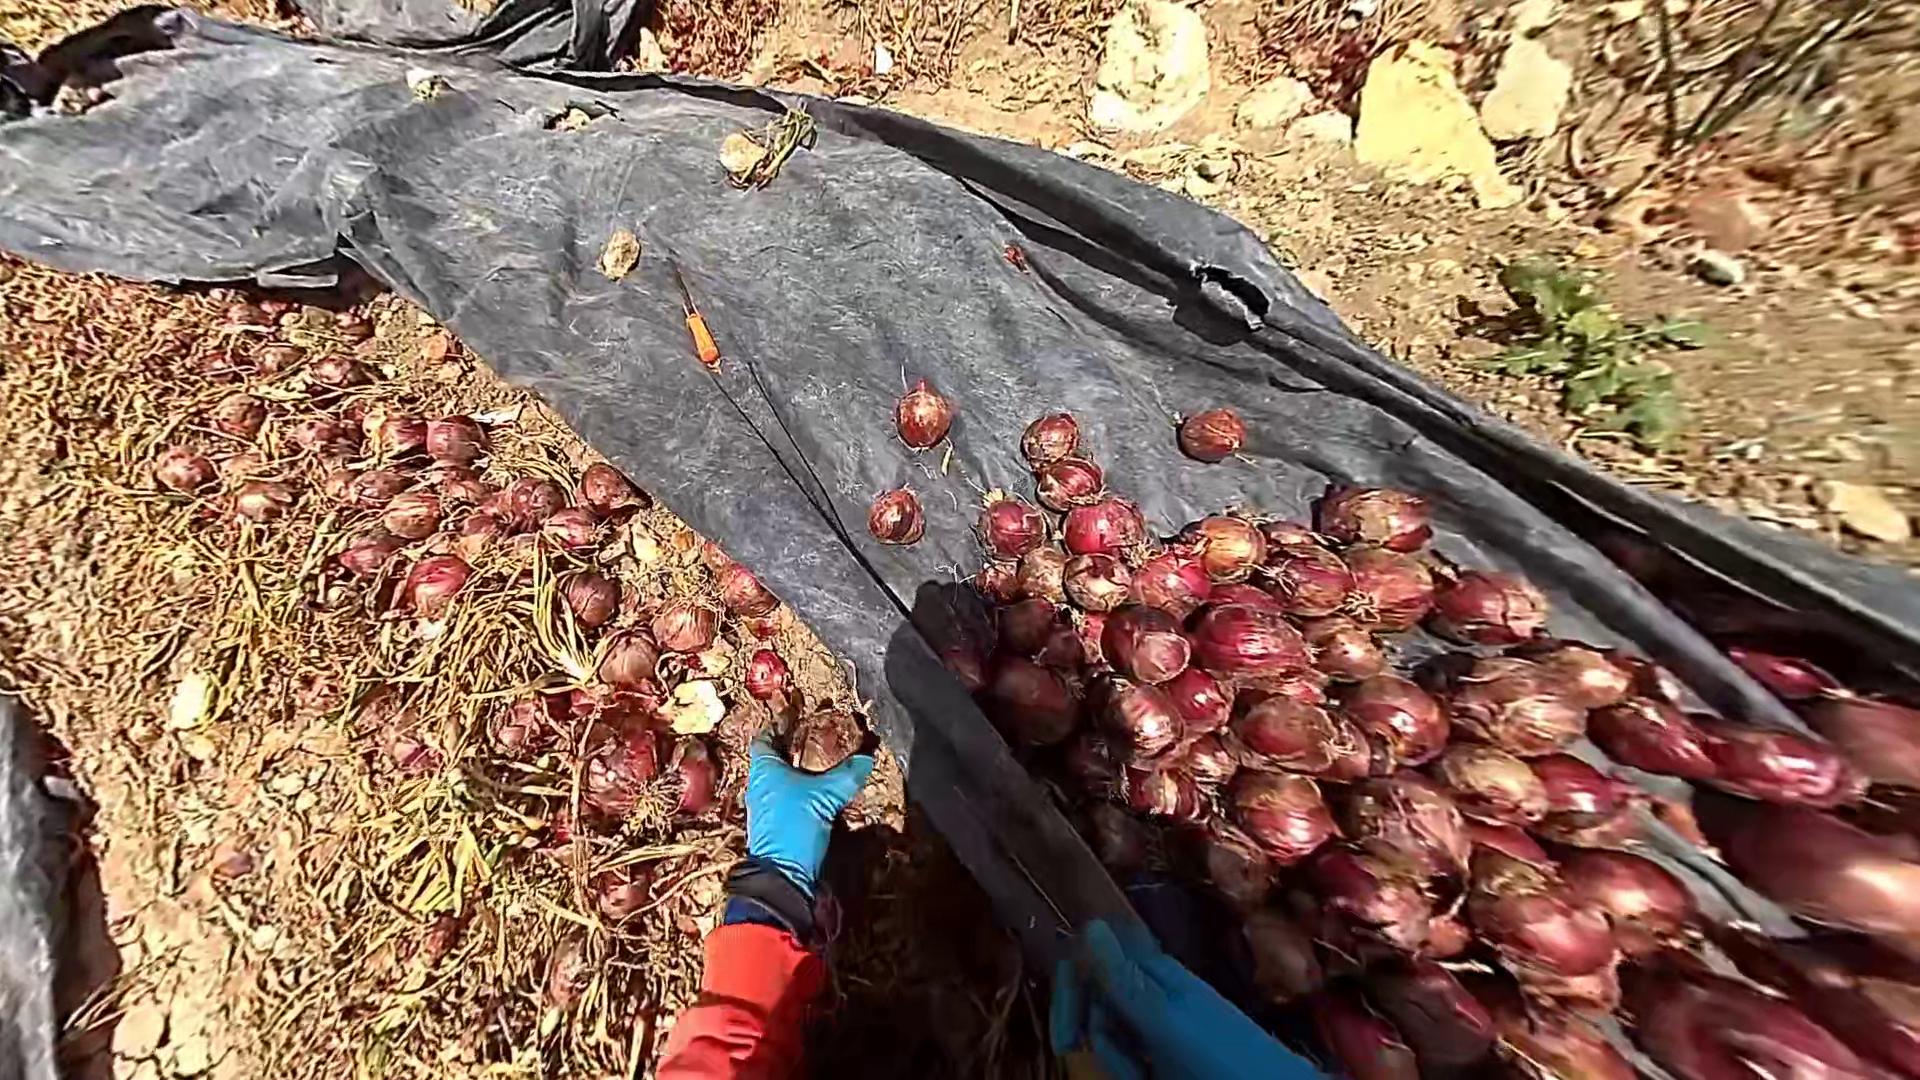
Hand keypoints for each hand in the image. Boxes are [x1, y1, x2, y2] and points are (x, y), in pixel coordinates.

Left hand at [745, 733, 873, 897]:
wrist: (783, 879)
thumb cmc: (794, 826)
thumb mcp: (826, 796)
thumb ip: (847, 774)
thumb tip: (867, 757)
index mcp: (763, 770)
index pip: (764, 738)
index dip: (778, 725)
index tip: (797, 717)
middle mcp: (760, 786)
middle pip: (775, 757)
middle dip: (795, 747)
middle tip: (820, 735)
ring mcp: (767, 807)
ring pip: (783, 779)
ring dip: (801, 770)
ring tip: (826, 761)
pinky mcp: (777, 825)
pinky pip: (791, 798)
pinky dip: (804, 790)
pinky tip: (823, 789)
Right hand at [1051, 920, 1322, 1079]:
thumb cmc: (1230, 1062)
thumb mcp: (1171, 1023)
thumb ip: (1126, 980)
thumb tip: (1090, 924)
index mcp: (1152, 971)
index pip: (1092, 957)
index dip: (1072, 990)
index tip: (1065, 1041)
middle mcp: (1150, 993)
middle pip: (1095, 999)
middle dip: (1098, 1037)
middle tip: (1124, 1070)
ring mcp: (1158, 1030)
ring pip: (1110, 1035)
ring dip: (1118, 1062)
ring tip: (1147, 1079)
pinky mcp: (1163, 1059)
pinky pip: (1128, 1056)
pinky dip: (1128, 1070)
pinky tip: (1147, 1078)